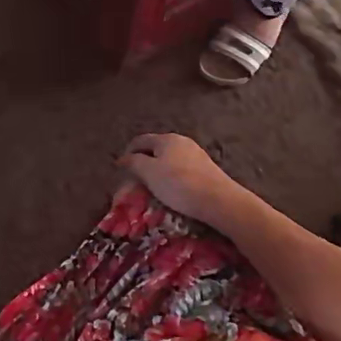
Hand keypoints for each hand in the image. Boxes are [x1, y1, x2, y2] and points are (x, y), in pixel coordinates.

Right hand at [116, 133, 258, 224]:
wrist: (219, 201)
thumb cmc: (178, 184)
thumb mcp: (148, 172)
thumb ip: (133, 162)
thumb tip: (124, 157)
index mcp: (166, 139)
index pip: (140, 141)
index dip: (127, 153)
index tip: (120, 168)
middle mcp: (182, 142)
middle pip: (155, 151)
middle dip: (143, 165)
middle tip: (135, 181)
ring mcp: (196, 155)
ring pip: (169, 162)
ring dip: (157, 173)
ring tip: (152, 189)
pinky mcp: (206, 170)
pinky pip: (181, 171)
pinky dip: (171, 179)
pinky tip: (172, 192)